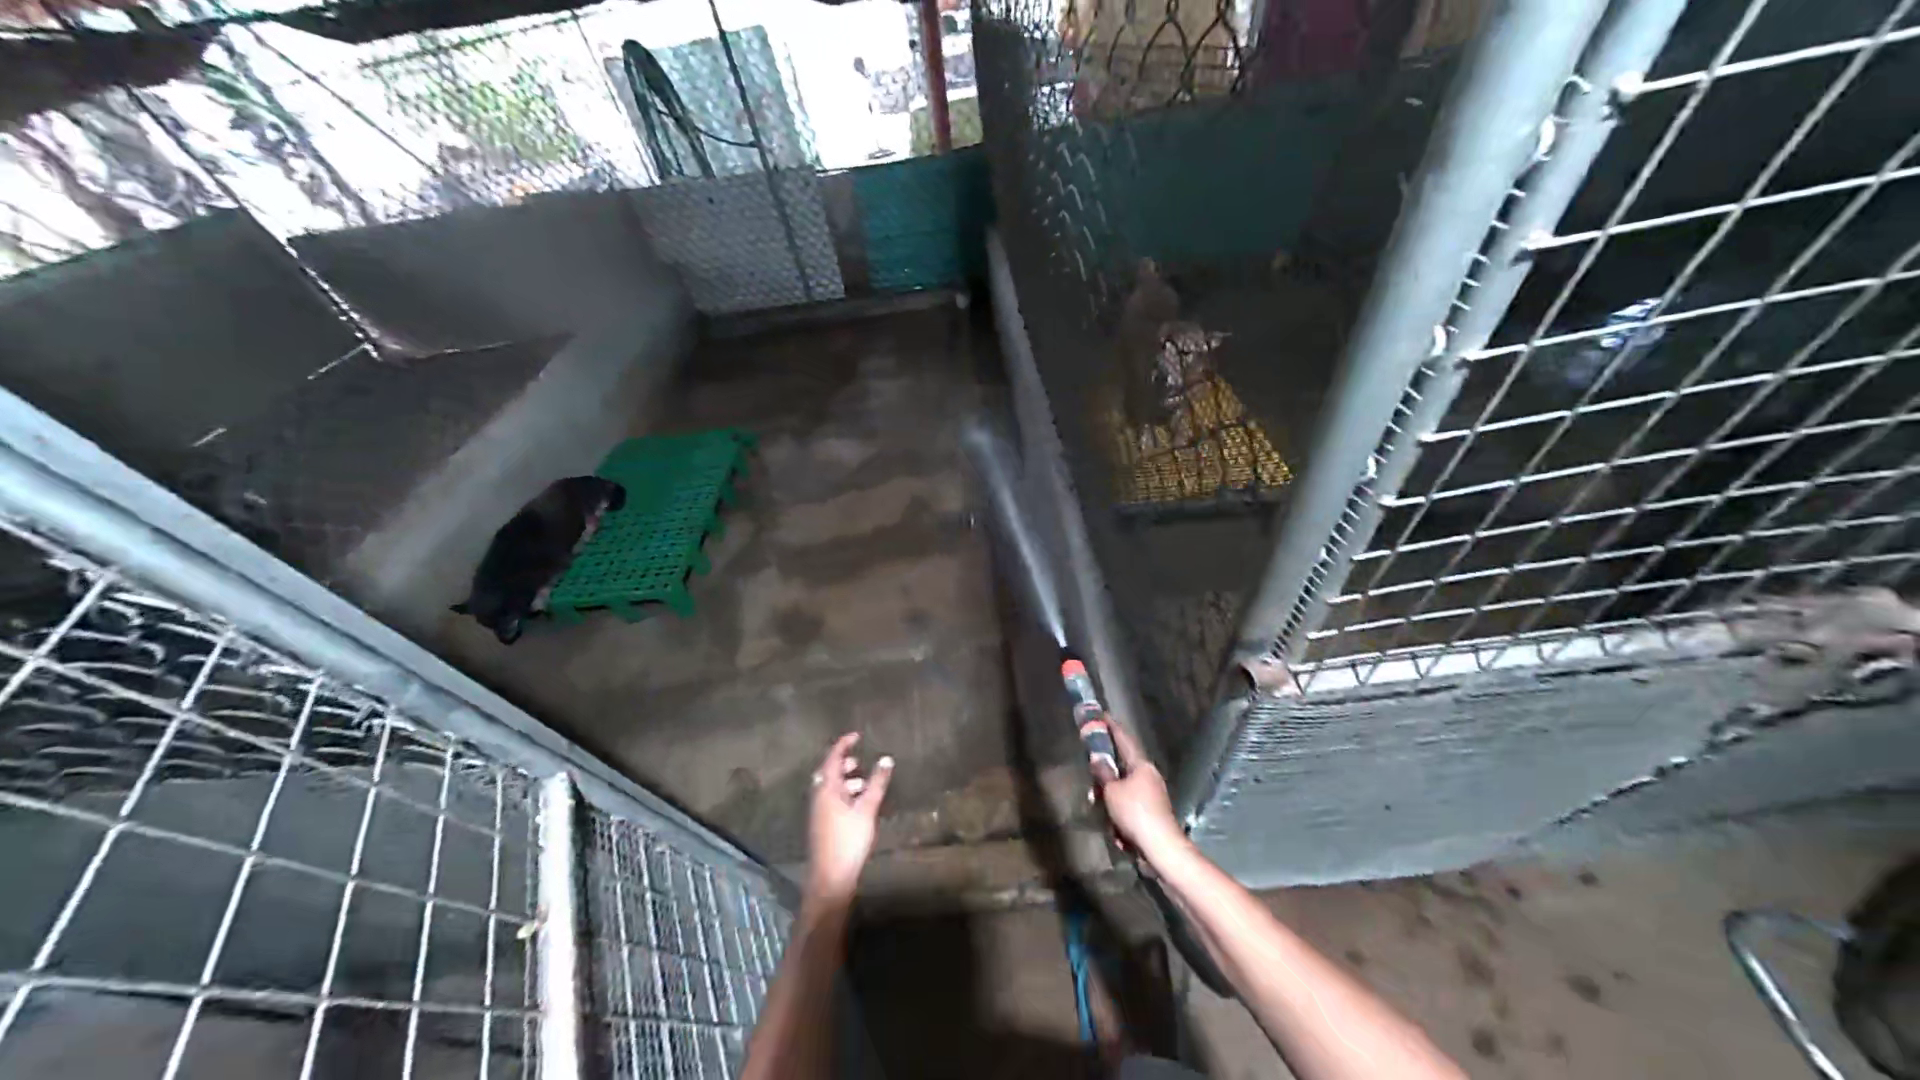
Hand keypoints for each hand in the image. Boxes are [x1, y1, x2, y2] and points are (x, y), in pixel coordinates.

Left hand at [805, 733, 893, 905]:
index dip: (843, 744)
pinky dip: (843, 794)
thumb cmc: (848, 841)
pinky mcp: (822, 825)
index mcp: (827, 789)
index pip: (832, 758)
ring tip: (863, 783)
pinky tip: (858, 805)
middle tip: (858, 760)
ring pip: (830, 788)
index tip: (856, 736)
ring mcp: (818, 812)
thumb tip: (886, 759)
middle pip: (828, 772)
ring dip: (845, 780)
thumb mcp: (867, 810)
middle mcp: (819, 797)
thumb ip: (876, 784)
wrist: (830, 878)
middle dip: (843, 763)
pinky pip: (831, 800)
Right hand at [1096, 720, 1187, 864]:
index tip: (1101, 715)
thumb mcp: (1112, 792)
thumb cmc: (1135, 813)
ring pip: (1123, 789)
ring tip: (1102, 812)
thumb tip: (1097, 758)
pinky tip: (1115, 828)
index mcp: (1142, 765)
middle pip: (1121, 767)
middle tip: (1092, 782)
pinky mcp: (1151, 814)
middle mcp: (1149, 776)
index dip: (1111, 727)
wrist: (1161, 848)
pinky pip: (1128, 806)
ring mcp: (1152, 796)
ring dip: (1110, 799)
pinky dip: (1118, 813)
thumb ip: (1103, 774)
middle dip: (1105, 775)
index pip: (1124, 740)